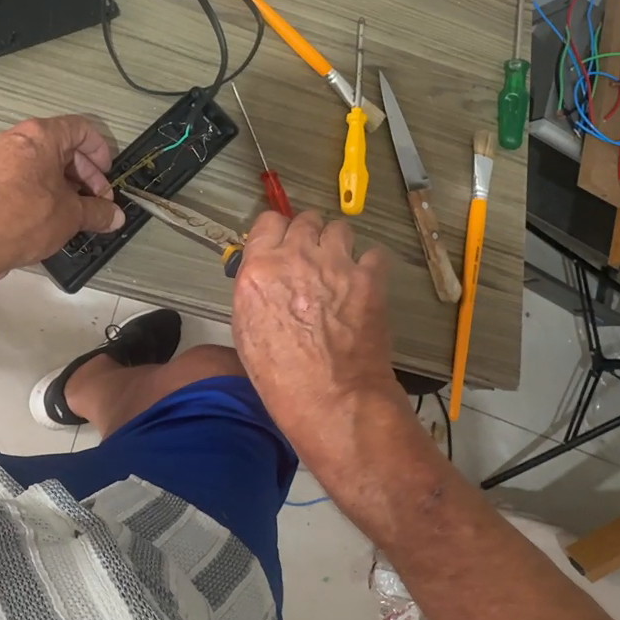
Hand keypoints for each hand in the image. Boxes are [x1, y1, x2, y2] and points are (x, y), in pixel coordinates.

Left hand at [0, 116, 125, 270]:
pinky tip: (50, 218)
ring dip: (63, 186)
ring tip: (75, 212)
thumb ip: (97, 212)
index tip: (106, 172)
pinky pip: (22, 179)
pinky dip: (41, 193)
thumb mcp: (72, 214)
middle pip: (61, 147)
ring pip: (40, 165)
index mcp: (41, 135)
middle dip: (84, 175)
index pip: (80, 129)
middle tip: (96, 199)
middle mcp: (17, 140)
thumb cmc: (19, 216)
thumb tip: (111, 215)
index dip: (99, 151)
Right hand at [231, 211, 404, 461]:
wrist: (333, 400)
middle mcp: (295, 257)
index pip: (268, 221)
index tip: (283, 245)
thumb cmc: (281, 377)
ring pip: (340, 228)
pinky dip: (371, 265)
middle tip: (314, 260)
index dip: (278, 232)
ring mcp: (335, 264)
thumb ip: (255, 288)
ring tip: (342, 269)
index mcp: (258, 269)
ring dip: (339, 244)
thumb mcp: (246, 328)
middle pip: (305, 220)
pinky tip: (367, 283)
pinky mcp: (369, 277)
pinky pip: (373, 253)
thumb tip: (267, 274)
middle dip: (310, 236)